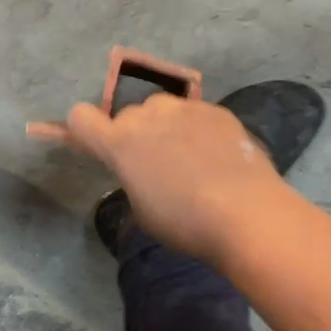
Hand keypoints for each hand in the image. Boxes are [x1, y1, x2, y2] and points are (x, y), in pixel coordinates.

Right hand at [50, 97, 290, 262]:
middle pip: (128, 116)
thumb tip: (140, 169)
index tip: (100, 147)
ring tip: (193, 158)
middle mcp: (145, 115)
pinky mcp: (215, 110)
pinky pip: (195, 114)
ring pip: (162, 110)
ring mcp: (182, 108)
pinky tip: (220, 157)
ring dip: (167, 127)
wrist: (251, 216)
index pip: (79, 116)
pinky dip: (199, 130)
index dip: (84, 129)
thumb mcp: (142, 209)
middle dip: (136, 135)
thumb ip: (130, 177)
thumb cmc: (186, 222)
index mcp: (118, 142)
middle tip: (158, 166)